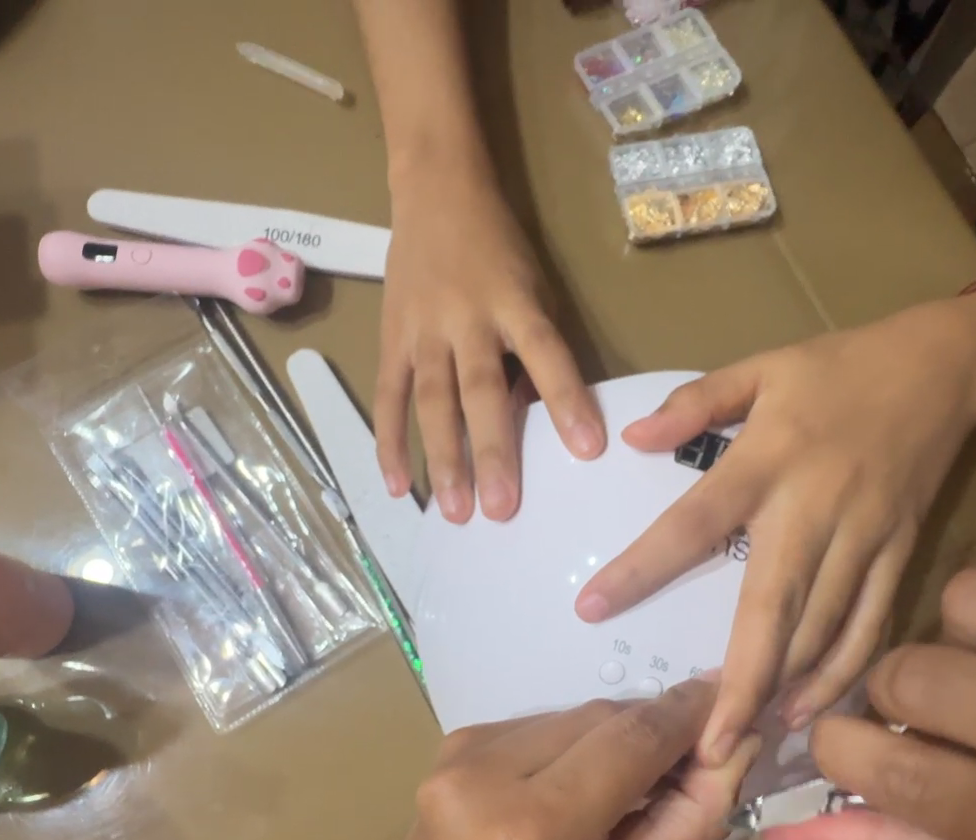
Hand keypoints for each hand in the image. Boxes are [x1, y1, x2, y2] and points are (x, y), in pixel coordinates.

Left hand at [353, 680, 759, 839]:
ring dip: (615, 735)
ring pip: (575, 714)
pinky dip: (576, 740)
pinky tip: (579, 778)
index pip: (631, 742)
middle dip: (655, 729)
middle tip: (691, 758)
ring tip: (629, 783)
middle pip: (603, 717)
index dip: (687, 714)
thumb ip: (682, 823)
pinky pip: (544, 721)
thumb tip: (733, 749)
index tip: (730, 698)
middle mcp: (487, 771)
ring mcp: (465, 747)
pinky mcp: (458, 736)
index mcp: (530, 829)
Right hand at [376, 170, 602, 522]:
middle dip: (491, 452)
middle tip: (502, 510)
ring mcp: (422, 332)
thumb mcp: (534, 286)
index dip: (566, 401)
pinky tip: (400, 487)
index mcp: (514, 302)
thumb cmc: (499, 247)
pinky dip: (389, 442)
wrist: (434, 192)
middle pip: (479, 392)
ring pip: (431, 403)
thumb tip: (533, 418)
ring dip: (442, 460)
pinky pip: (388, 397)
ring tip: (454, 512)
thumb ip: (535, 348)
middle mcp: (466, 320)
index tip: (587, 450)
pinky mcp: (390, 340)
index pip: (545, 354)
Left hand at [575, 296, 975, 763]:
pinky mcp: (901, 554)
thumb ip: (695, 402)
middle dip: (737, 683)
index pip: (692, 523)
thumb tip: (631, 438)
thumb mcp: (760, 367)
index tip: (593, 608)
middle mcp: (814, 511)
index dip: (643, 568)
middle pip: (771, 608)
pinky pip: (871, 624)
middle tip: (704, 747)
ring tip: (746, 741)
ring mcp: (864, 539)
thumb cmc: (837, 368)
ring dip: (784, 690)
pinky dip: (842, 673)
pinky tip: (809, 710)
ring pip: (822, 630)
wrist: (942, 367)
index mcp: (767, 461)